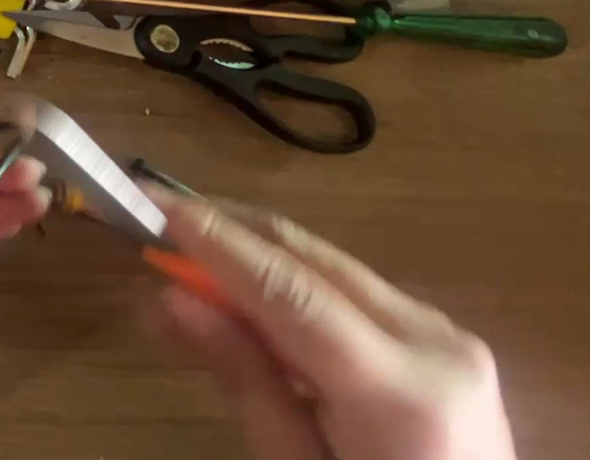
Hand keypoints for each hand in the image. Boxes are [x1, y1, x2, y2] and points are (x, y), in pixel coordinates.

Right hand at [148, 190, 516, 459]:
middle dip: (220, 227)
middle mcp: (432, 343)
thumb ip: (243, 379)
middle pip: (302, 256)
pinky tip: (231, 293)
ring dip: (242, 253)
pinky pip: (338, 286)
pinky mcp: (436, 335)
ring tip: (175, 257)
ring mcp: (442, 334)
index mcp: (402, 391)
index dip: (213, 238)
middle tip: (148, 208)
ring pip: (315, 262)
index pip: (286, 287)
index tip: (147, 199)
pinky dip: (277, 280)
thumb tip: (173, 297)